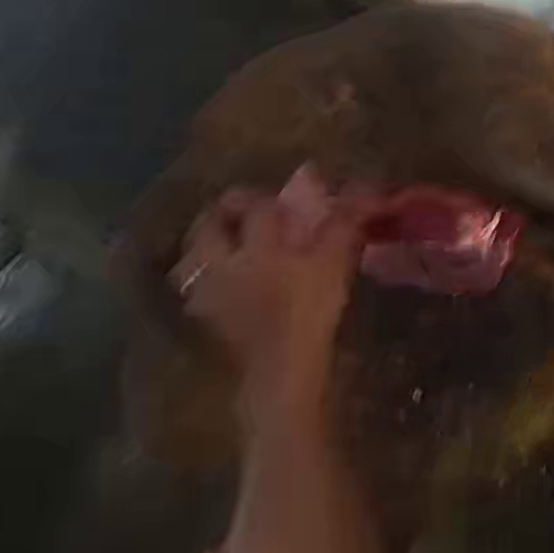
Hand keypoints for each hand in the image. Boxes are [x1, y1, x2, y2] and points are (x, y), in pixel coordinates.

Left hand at [170, 178, 366, 422]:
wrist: (280, 363)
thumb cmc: (312, 306)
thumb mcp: (337, 260)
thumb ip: (345, 222)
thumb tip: (361, 189)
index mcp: (257, 245)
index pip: (257, 208)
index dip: (271, 197)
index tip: (284, 194)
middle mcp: (221, 262)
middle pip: (208, 226)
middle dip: (224, 212)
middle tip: (245, 207)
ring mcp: (204, 290)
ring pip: (192, 254)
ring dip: (208, 241)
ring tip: (231, 239)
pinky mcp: (201, 313)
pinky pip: (195, 281)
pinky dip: (207, 269)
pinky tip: (226, 274)